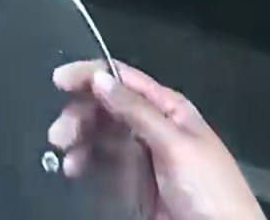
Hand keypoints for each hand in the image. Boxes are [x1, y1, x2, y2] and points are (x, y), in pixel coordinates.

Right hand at [48, 60, 264, 219]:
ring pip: (100, 134)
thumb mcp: (177, 148)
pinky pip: (104, 164)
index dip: (90, 74)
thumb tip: (99, 76)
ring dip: (78, 138)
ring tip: (63, 154)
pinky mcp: (135, 187)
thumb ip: (137, 111)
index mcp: (168, 109)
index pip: (122, 78)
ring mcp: (142, 158)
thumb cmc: (211, 195)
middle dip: (79, 113)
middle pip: (106, 105)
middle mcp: (152, 126)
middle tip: (59, 134)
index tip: (59, 81)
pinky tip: (73, 170)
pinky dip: (85, 162)